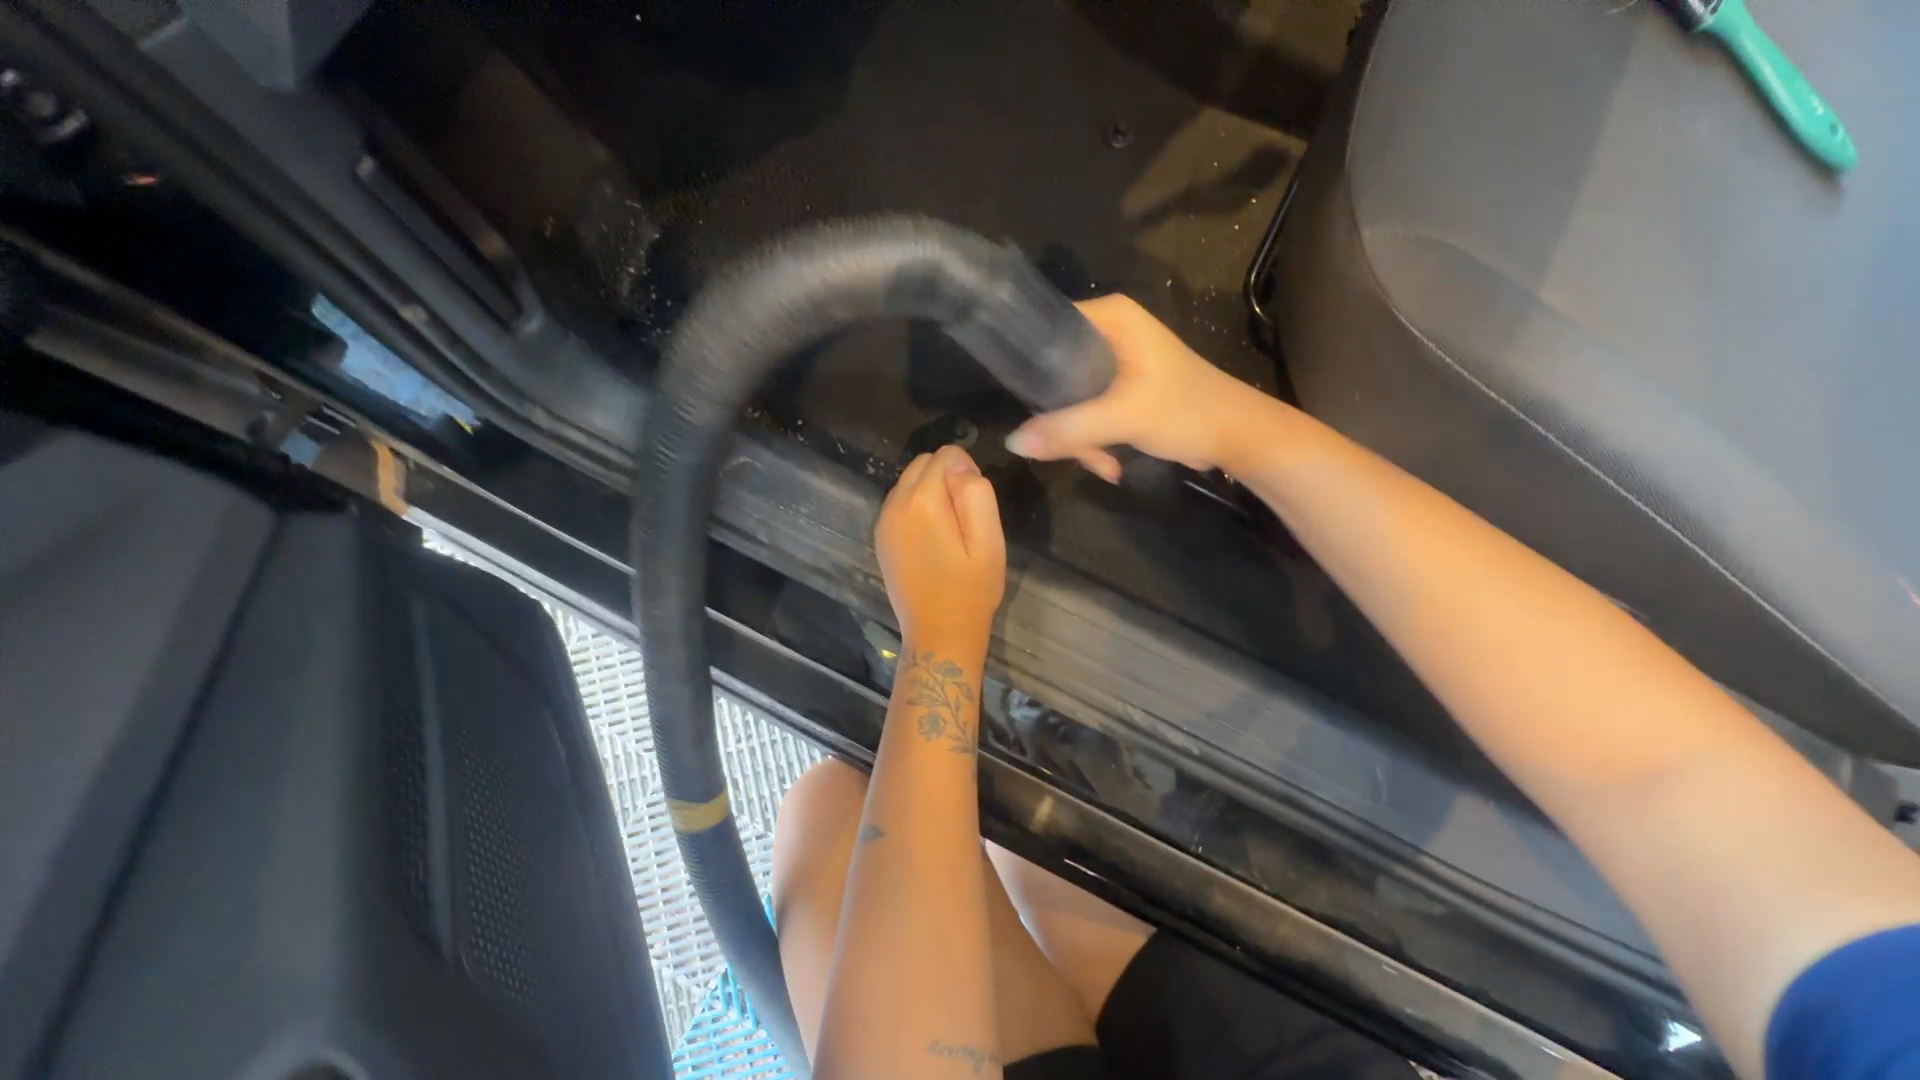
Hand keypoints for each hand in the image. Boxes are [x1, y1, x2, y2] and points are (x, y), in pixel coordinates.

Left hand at [876, 444, 1006, 646]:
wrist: (938, 633)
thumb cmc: (971, 589)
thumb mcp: (989, 540)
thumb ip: (975, 493)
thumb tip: (959, 464)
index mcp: (922, 500)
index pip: (946, 455)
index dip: (968, 473)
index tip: (976, 507)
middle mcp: (895, 503)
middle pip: (923, 463)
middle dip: (946, 478)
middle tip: (966, 519)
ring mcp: (883, 521)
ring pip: (910, 481)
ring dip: (931, 492)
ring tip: (950, 531)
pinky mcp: (881, 537)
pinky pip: (900, 503)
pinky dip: (917, 508)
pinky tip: (932, 540)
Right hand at [1004, 294, 1261, 479]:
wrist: (1238, 436)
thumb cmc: (1187, 410)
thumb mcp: (1123, 418)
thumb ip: (1067, 429)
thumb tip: (1013, 442)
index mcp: (1112, 318)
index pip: (1048, 327)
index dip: (1030, 365)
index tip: (1024, 403)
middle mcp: (1111, 331)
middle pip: (1056, 371)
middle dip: (1062, 418)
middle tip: (1070, 450)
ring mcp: (1116, 361)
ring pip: (1072, 397)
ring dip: (1080, 436)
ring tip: (1102, 464)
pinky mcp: (1123, 389)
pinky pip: (1089, 411)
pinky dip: (1095, 438)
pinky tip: (1110, 463)